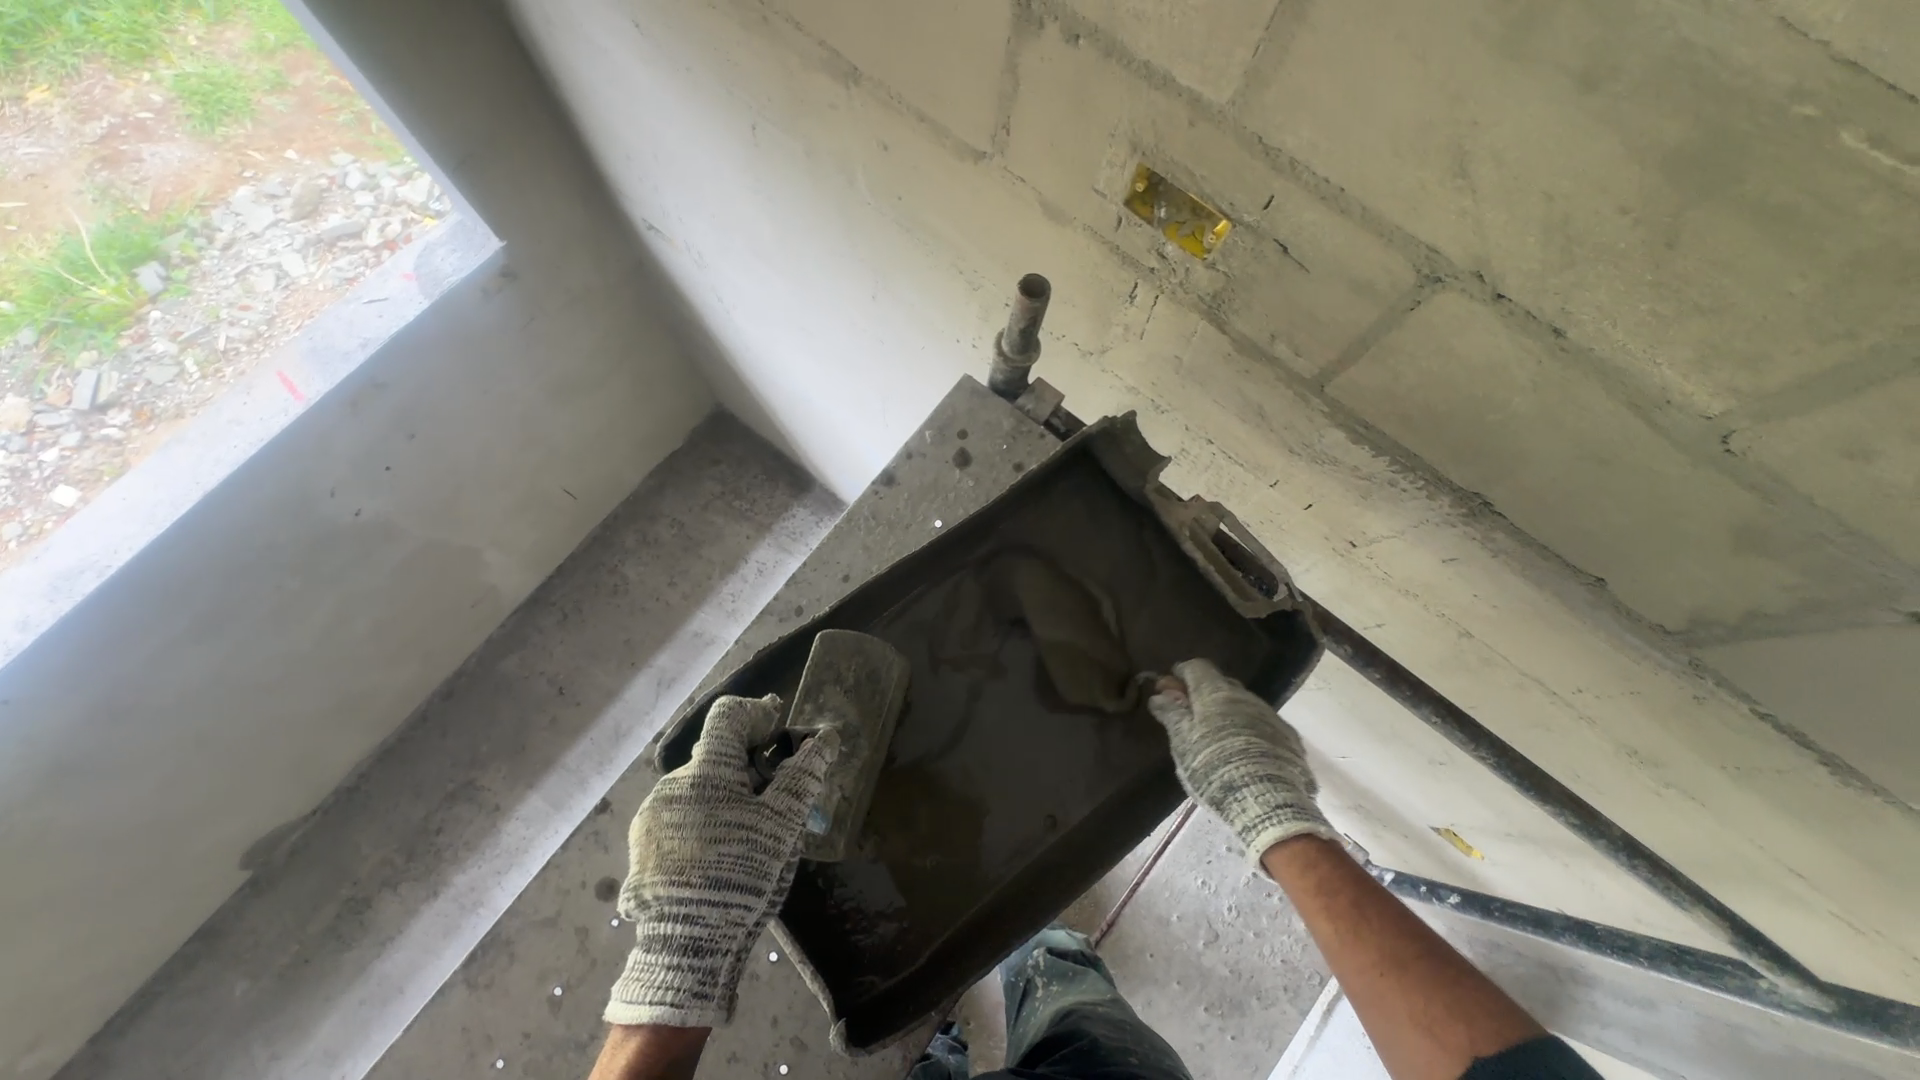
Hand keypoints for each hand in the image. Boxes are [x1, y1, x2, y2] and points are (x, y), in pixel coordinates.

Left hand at [605, 694, 836, 1027]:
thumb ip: (801, 778)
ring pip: (697, 790)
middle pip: (715, 757)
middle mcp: (672, 784)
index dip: (756, 714)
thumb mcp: (781, 827)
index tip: (777, 736)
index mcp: (706, 771)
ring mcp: (651, 817)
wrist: (686, 948)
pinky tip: (717, 858)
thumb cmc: (741, 877)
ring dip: (723, 798)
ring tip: (746, 838)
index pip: (728, 716)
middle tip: (773, 803)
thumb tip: (825, 738)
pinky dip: (702, 823)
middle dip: (745, 769)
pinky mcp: (641, 847)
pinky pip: (678, 818)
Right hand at [1147, 659, 1336, 864]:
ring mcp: (1270, 717)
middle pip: (1220, 684)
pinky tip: (1244, 753)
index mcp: (1216, 693)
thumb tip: (1160, 694)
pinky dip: (1247, 730)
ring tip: (1217, 739)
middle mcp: (1245, 697)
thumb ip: (1172, 714)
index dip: (1181, 674)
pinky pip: (1261, 725)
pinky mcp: (1288, 739)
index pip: (1196, 667)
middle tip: (1190, 717)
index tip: (1170, 689)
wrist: (1267, 801)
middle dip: (1203, 694)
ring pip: (1242, 705)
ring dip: (1227, 713)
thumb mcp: (1183, 743)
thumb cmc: (1214, 767)